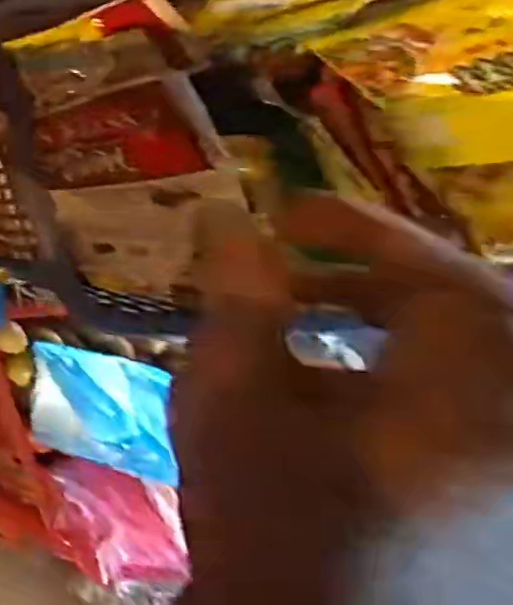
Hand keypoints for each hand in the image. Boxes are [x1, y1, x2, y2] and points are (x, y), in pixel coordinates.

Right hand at [176, 195, 512, 604]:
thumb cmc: (260, 500)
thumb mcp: (227, 393)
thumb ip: (238, 303)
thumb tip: (226, 221)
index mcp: (463, 406)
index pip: (454, 286)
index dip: (373, 233)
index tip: (287, 210)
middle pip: (489, 312)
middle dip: (387, 268)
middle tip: (297, 251)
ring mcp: (512, 455)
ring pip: (484, 350)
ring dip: (396, 309)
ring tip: (305, 302)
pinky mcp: (497, 476)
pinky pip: (473, 388)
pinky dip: (409, 354)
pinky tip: (335, 363)